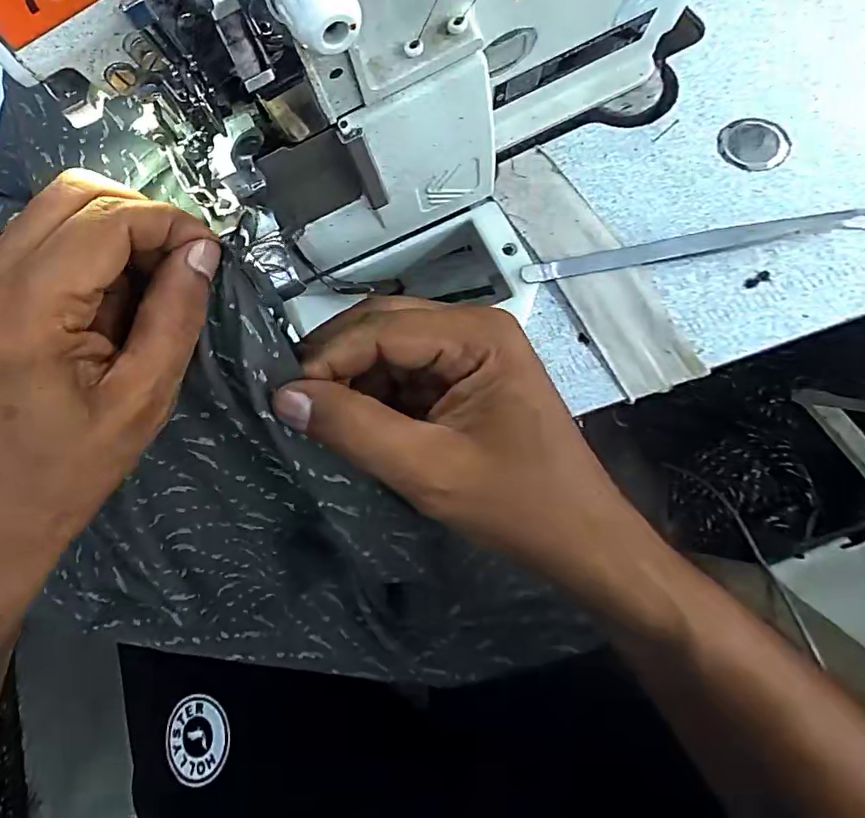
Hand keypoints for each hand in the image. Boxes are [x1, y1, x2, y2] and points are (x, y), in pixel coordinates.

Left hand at [0, 169, 219, 583]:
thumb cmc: (72, 467)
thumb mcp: (144, 397)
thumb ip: (175, 315)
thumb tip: (202, 249)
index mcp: (26, 305)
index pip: (110, 220)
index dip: (170, 224)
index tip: (210, 255)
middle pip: (77, 191)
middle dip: (143, 215)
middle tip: (181, 263)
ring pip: (60, 204)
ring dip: (119, 226)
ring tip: (152, 279)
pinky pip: (45, 233)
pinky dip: (93, 244)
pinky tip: (116, 293)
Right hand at [273, 298, 652, 598]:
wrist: (582, 538)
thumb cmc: (518, 505)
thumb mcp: (429, 470)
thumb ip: (354, 429)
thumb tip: (284, 395)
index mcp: (476, 333)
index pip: (380, 327)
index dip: (327, 358)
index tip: (283, 398)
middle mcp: (473, 327)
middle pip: (383, 325)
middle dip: (336, 362)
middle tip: (294, 403)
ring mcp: (471, 351)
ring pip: (389, 348)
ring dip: (353, 379)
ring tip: (320, 418)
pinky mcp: (465, 377)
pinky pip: (405, 372)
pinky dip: (375, 395)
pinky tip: (357, 424)